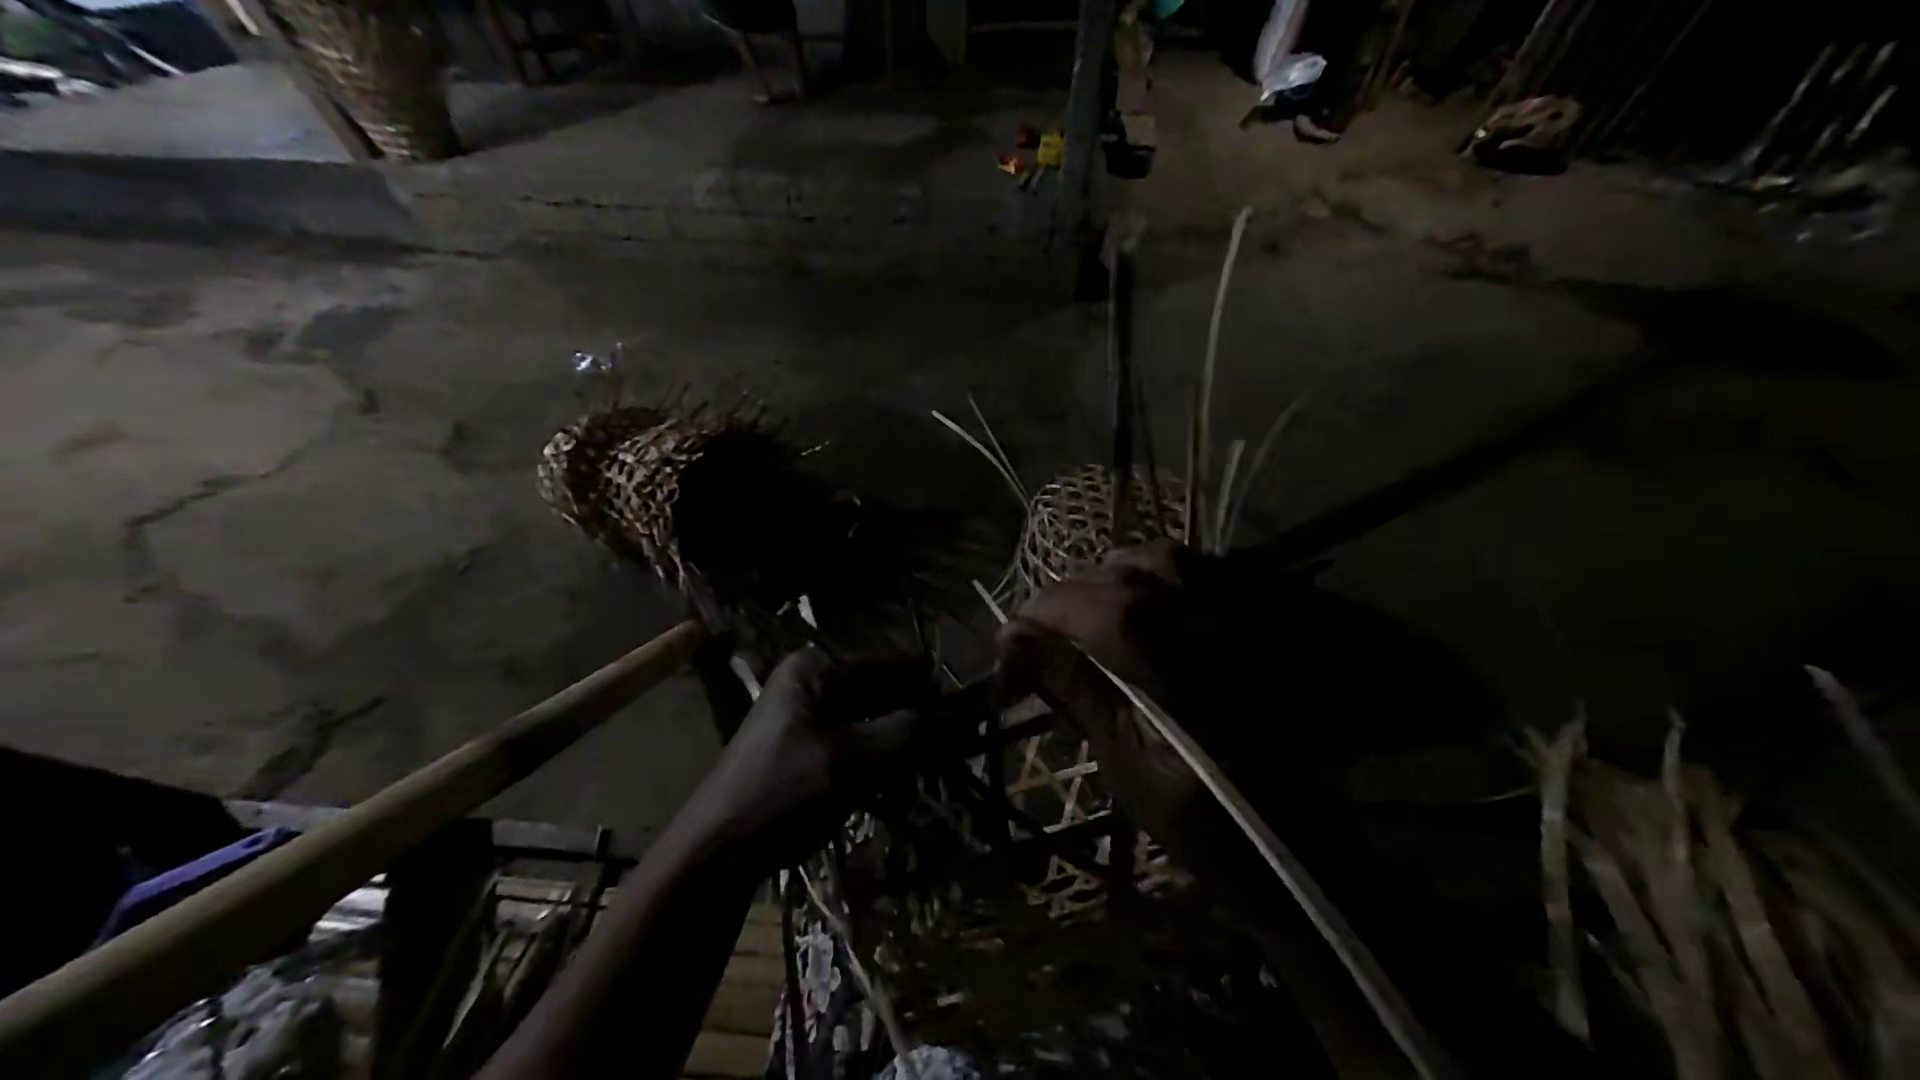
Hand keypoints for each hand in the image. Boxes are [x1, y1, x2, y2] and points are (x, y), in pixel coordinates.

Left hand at [669, 648, 932, 874]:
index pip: (881, 662)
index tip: (959, 697)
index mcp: (812, 671)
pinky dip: (883, 760)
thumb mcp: (845, 760)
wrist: (720, 850)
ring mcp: (811, 719)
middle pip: (878, 690)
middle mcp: (813, 686)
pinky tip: (903, 782)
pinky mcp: (813, 752)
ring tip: (932, 760)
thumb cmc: (780, 793)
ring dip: (901, 741)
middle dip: (913, 713)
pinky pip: (860, 745)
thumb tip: (941, 714)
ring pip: (873, 719)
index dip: (920, 679)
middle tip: (953, 734)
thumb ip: (897, 732)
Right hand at [995, 540, 1250, 878]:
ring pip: (1152, 558)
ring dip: (1106, 582)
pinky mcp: (1260, 608)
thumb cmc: (1209, 818)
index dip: (1032, 624)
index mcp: (1162, 656)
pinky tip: (1143, 602)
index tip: (1007, 657)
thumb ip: (1074, 690)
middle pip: (1109, 578)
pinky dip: (1154, 574)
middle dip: (1061, 607)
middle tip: (1038, 648)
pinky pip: (1196, 565)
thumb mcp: (1126, 763)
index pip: (1077, 607)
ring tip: (1087, 618)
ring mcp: (1237, 604)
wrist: (1312, 840)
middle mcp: (1199, 612)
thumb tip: (1016, 645)